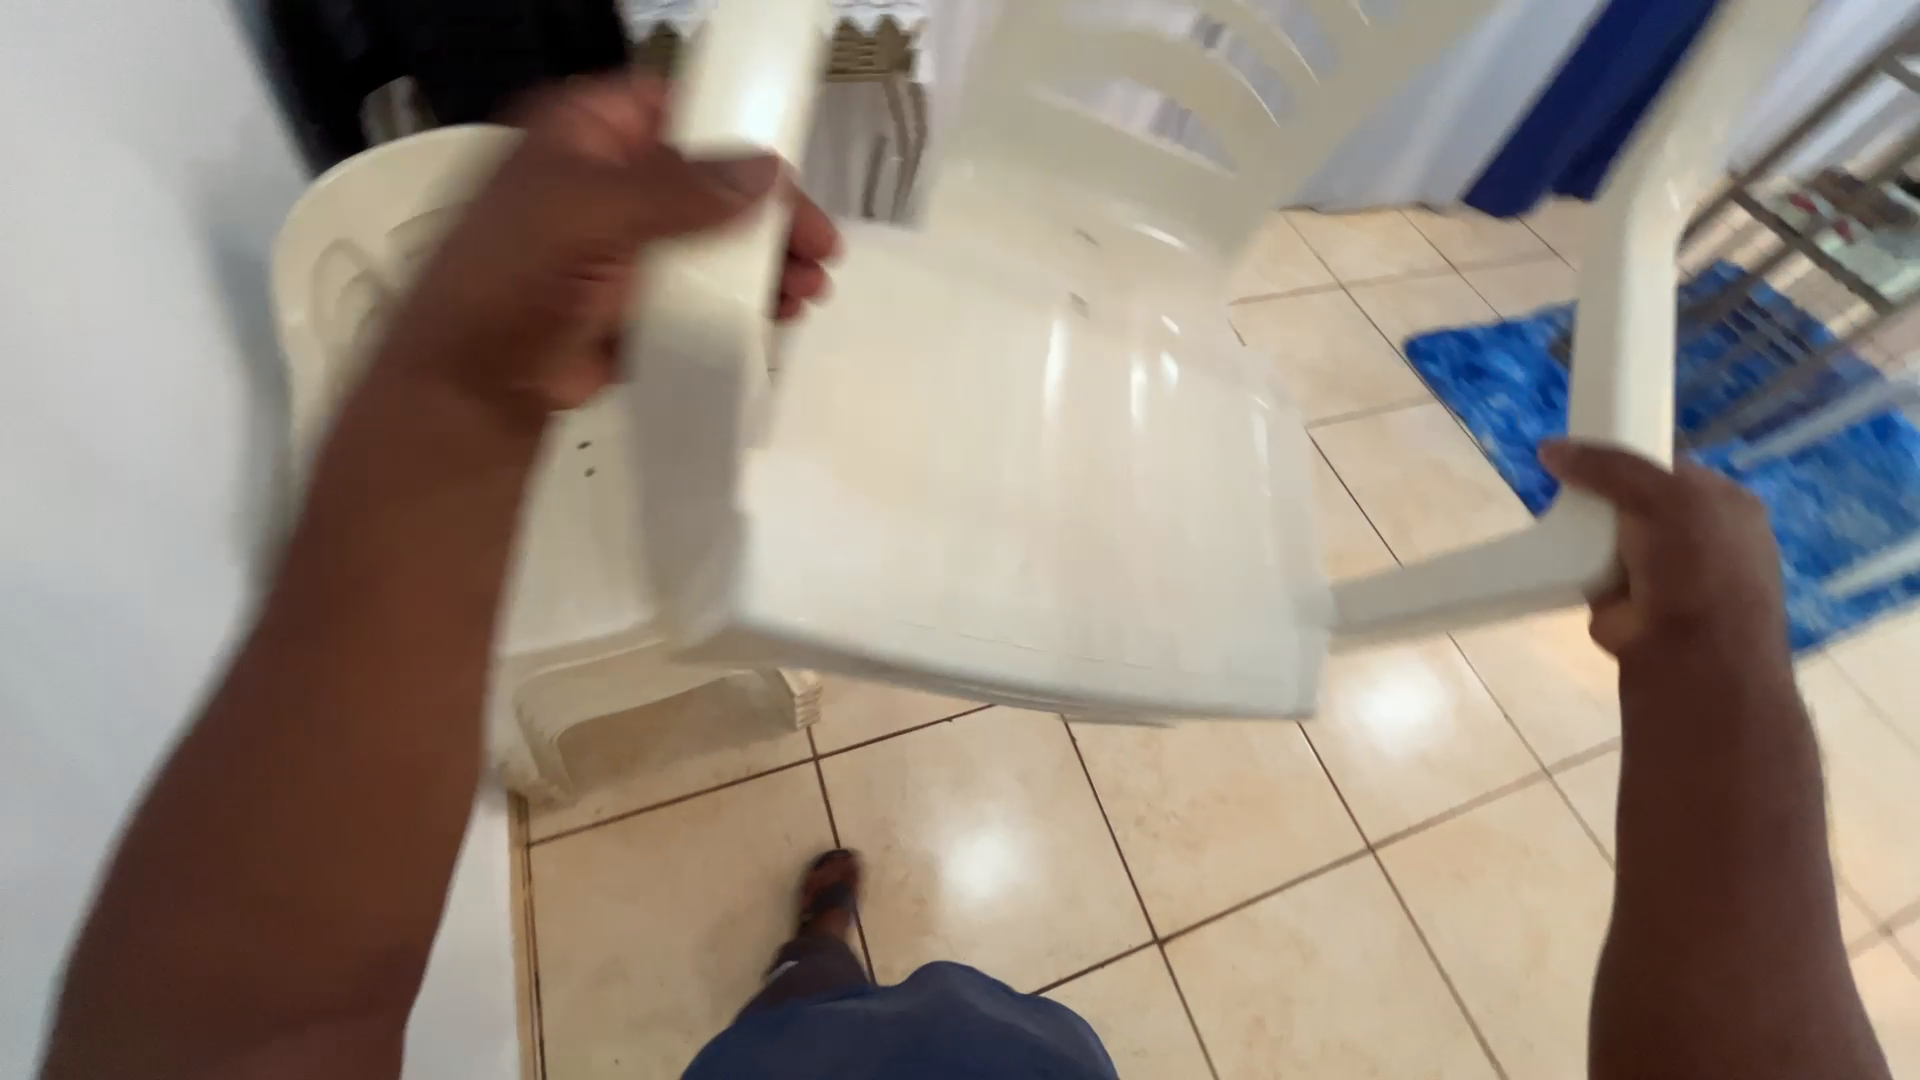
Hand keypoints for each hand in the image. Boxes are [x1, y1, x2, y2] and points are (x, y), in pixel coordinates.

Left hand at [379, 71, 839, 418]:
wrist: (481, 382)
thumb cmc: (513, 283)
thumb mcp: (590, 216)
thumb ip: (678, 191)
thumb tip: (764, 172)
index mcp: (587, 139)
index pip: (673, 110)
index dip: (732, 130)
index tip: (783, 167)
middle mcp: (615, 187)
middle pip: (712, 186)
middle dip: (769, 217)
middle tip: (817, 247)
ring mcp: (633, 250)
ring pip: (717, 244)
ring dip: (767, 265)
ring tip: (806, 290)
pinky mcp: (647, 304)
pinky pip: (709, 293)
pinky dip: (746, 304)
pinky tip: (777, 315)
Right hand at [1540, 440, 1788, 661]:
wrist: (1685, 647)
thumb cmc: (1693, 565)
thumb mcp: (1663, 498)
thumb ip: (1610, 468)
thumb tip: (1550, 447)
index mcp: (1724, 503)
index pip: (1665, 466)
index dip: (1623, 458)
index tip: (1580, 456)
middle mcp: (1696, 532)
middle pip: (1630, 497)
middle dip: (1596, 494)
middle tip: (1561, 487)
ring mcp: (1659, 565)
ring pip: (1607, 530)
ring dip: (1581, 526)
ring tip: (1550, 516)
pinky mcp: (1621, 592)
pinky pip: (1586, 562)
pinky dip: (1570, 557)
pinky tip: (1552, 551)